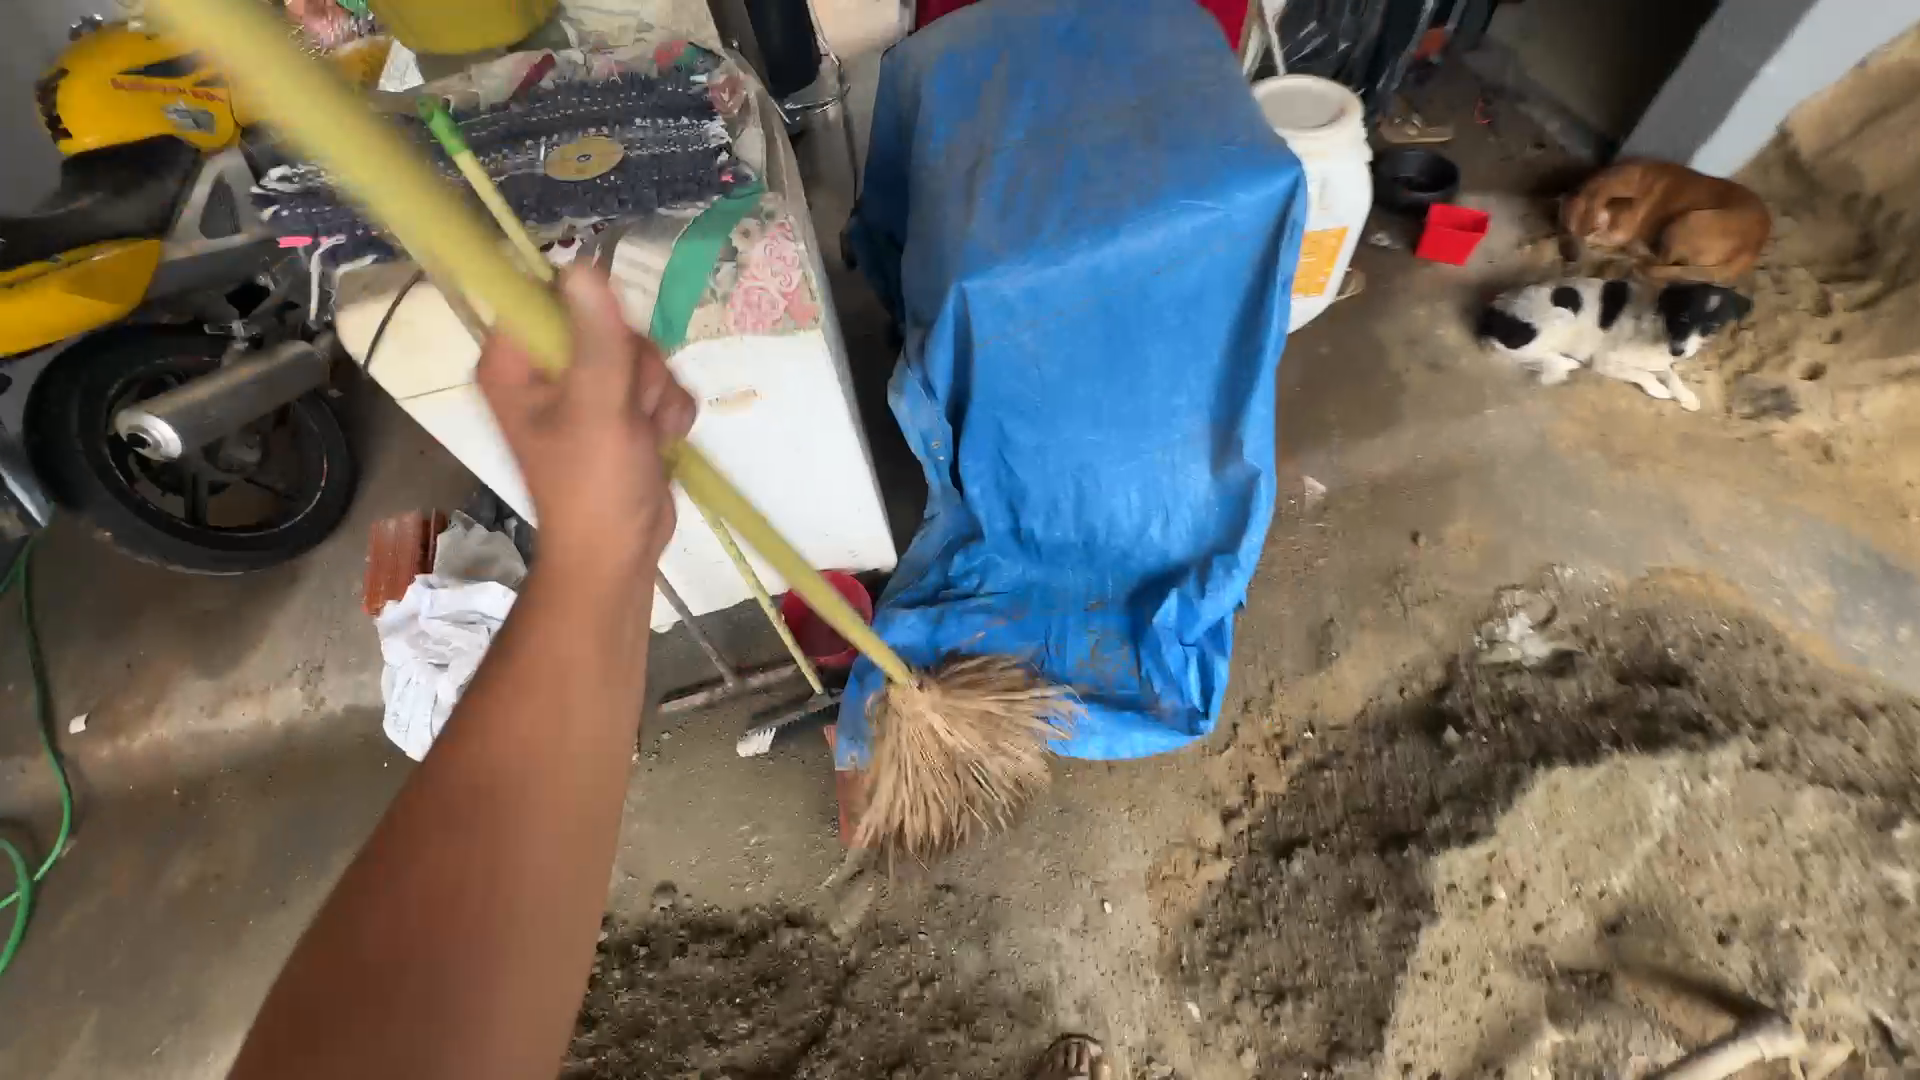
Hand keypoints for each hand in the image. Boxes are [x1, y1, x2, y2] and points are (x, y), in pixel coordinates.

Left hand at [477, 267, 695, 586]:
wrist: (621, 551)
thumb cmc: (594, 486)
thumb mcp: (597, 408)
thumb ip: (597, 339)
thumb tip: (583, 264)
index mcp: (516, 363)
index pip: (547, 299)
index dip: (590, 312)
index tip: (614, 345)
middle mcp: (549, 372)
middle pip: (607, 325)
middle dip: (636, 365)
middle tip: (630, 405)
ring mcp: (590, 394)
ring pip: (642, 357)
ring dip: (657, 393)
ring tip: (648, 432)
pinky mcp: (624, 415)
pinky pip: (659, 387)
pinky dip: (669, 412)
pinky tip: (663, 439)